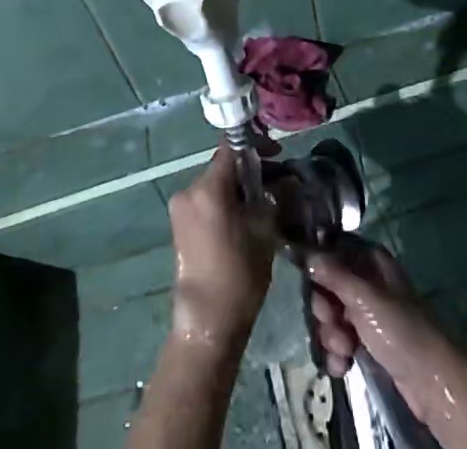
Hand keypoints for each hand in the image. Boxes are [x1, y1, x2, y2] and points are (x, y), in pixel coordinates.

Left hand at [166, 140, 280, 347]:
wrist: (208, 319)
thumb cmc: (240, 272)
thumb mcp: (266, 230)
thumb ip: (275, 196)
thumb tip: (287, 180)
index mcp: (207, 188)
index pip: (230, 148)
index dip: (256, 145)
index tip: (278, 155)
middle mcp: (188, 191)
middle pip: (223, 167)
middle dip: (250, 171)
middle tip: (277, 184)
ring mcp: (180, 209)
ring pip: (215, 185)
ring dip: (239, 188)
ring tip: (264, 204)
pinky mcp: (179, 225)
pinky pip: (206, 201)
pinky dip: (226, 202)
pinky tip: (245, 219)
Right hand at [306, 245, 466, 414]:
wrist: (432, 384)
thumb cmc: (401, 331)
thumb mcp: (365, 299)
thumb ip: (333, 275)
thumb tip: (305, 254)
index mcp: (373, 263)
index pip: (335, 253)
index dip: (319, 268)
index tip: (310, 285)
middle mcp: (369, 284)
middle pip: (328, 288)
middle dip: (324, 311)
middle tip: (331, 323)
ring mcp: (368, 315)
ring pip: (332, 317)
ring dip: (330, 336)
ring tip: (343, 351)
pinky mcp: (368, 343)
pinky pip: (340, 341)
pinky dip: (337, 353)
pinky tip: (342, 366)